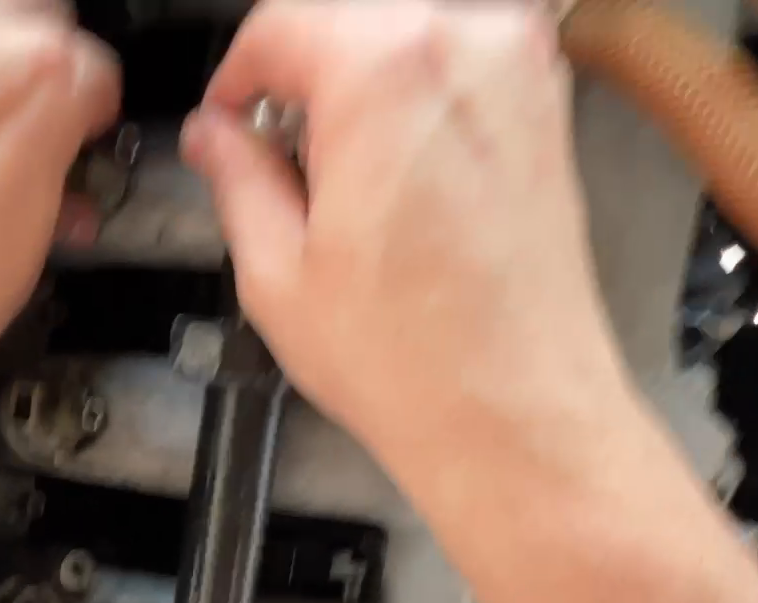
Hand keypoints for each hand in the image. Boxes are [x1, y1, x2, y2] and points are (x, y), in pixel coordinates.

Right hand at [182, 0, 637, 480]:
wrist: (508, 409)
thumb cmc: (405, 359)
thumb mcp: (277, 273)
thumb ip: (237, 181)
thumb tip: (214, 138)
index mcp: (384, 74)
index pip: (281, 23)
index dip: (235, 74)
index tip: (224, 118)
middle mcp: (467, 45)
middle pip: (347, 17)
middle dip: (294, 75)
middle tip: (266, 151)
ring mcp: (519, 73)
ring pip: (404, 35)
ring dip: (352, 87)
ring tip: (328, 176)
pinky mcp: (543, 111)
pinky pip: (455, 65)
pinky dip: (407, 99)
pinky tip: (385, 178)